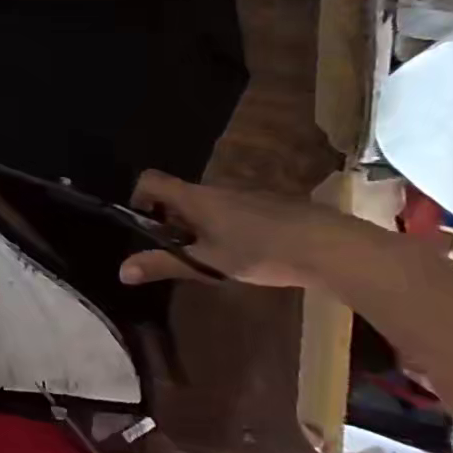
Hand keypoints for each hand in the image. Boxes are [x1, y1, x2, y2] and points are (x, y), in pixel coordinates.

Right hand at [118, 170, 401, 289]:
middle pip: (180, 195)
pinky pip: (235, 211)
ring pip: (209, 205)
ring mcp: (247, 195)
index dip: (139, 196)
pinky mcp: (271, 206)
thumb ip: (164, 265)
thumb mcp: (206, 263)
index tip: (145, 225)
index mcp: (195, 198)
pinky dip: (228, 228)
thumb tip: (121, 271)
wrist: (331, 247)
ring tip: (215, 259)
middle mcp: (216, 189)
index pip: (151, 180)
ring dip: (201, 226)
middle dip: (172, 221)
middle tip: (180, 252)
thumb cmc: (260, 252)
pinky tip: (249, 256)